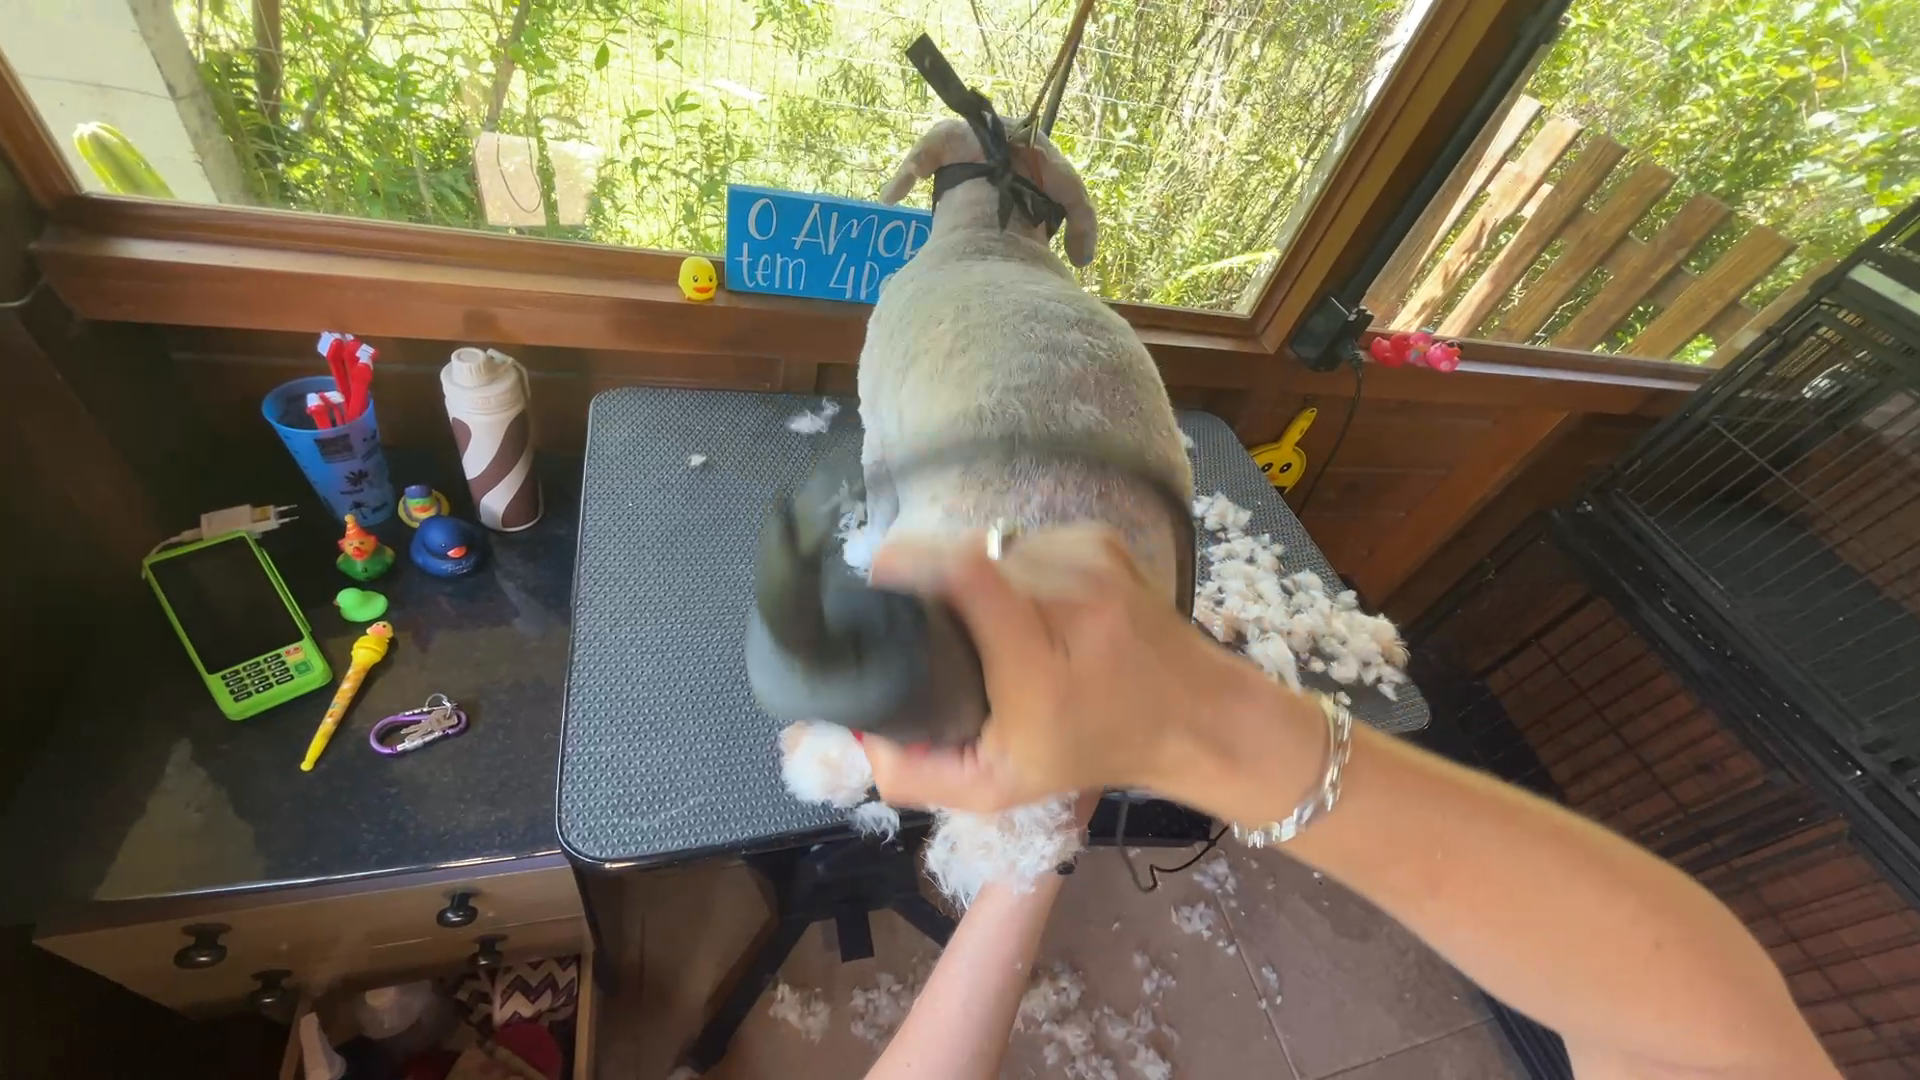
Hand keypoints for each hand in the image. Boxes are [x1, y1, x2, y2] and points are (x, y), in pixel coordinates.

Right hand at [857, 524, 1282, 812]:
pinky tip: (1031, 601)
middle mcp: (1067, 593)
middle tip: (930, 620)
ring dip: (976, 572)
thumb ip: (918, 772)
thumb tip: (857, 730)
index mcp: (1039, 658)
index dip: (908, 559)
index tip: (874, 576)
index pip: (966, 572)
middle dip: (933, 578)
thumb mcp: (999, 786)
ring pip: (994, 543)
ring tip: (987, 617)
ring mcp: (1089, 556)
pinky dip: (1013, 565)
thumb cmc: (1096, 749)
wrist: (1197, 712)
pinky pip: (1027, 539)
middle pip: (967, 553)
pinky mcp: (1102, 536)